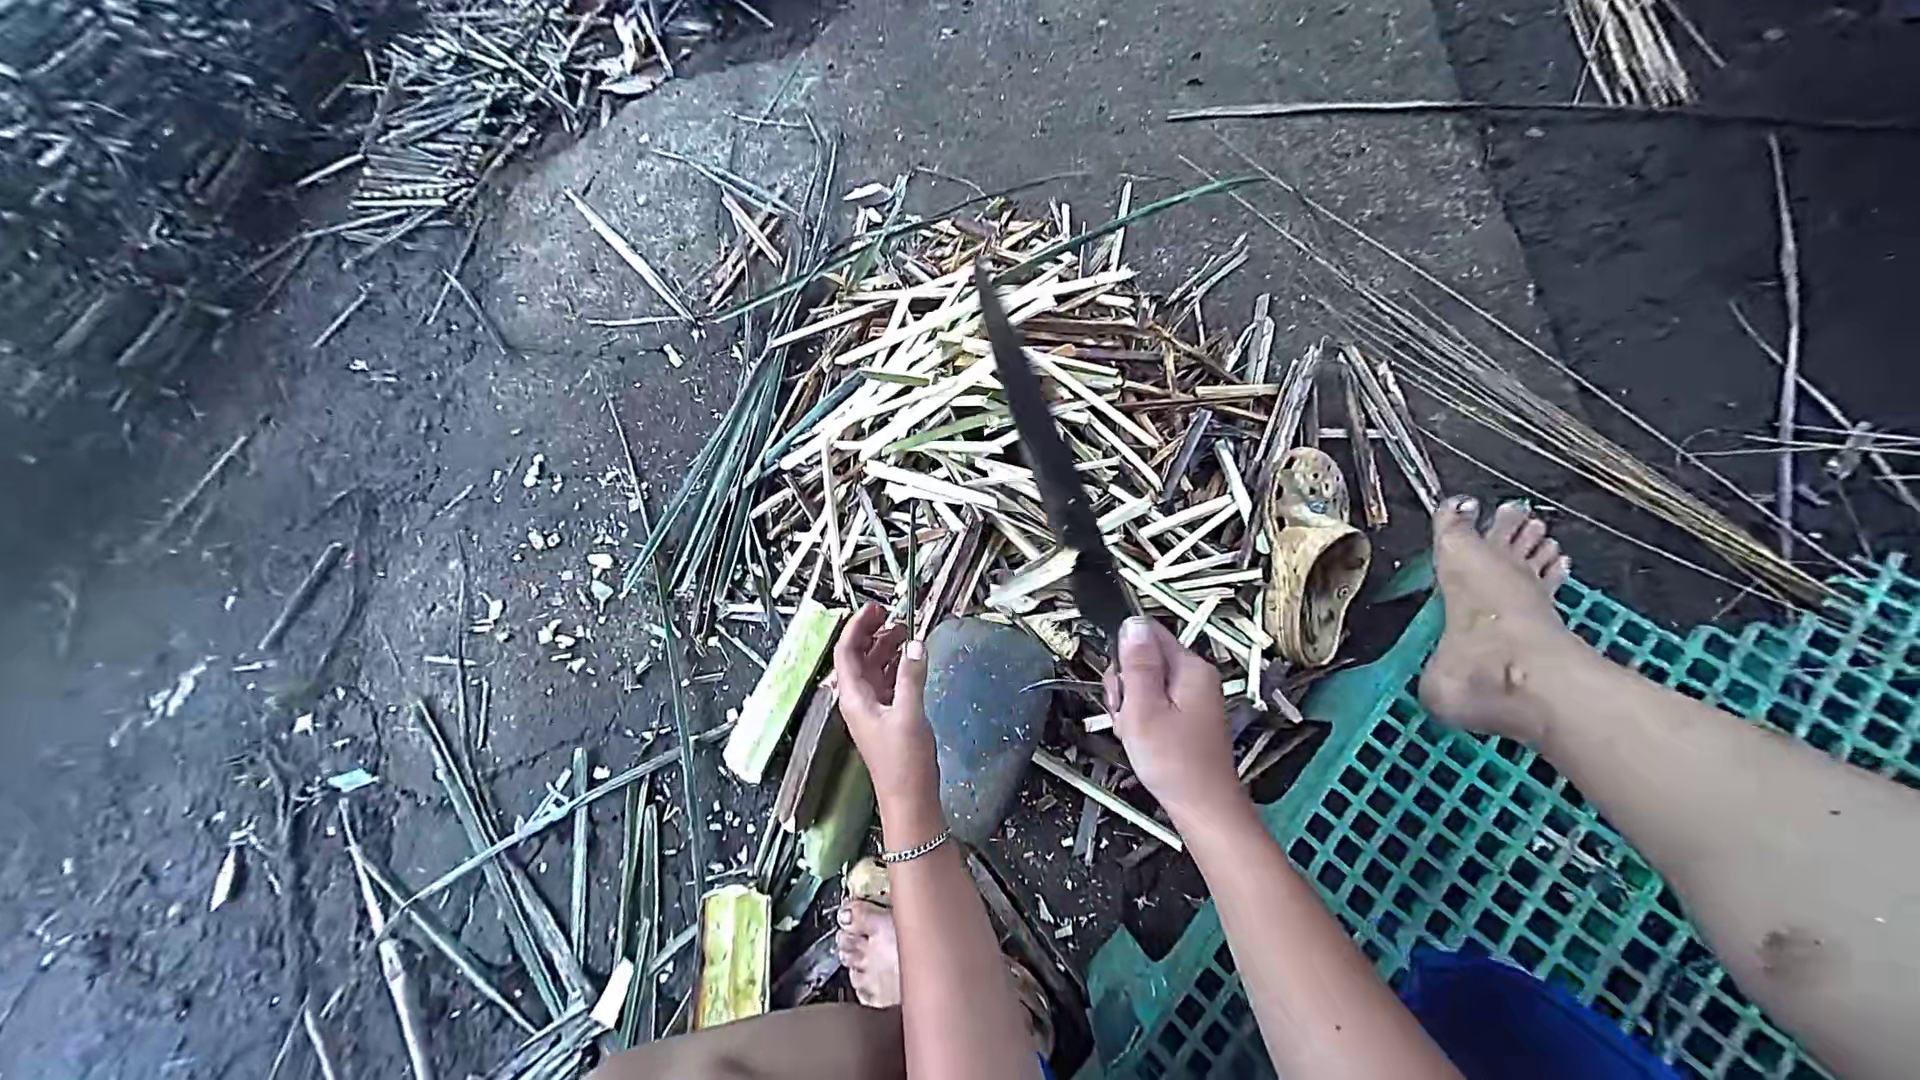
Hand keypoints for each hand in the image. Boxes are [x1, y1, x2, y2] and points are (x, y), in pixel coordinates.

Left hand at [833, 603, 937, 814]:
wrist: (910, 801)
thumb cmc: (903, 764)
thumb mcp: (909, 714)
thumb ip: (912, 676)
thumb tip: (915, 645)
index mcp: (854, 698)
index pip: (847, 652)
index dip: (857, 627)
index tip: (874, 609)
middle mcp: (859, 701)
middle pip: (860, 657)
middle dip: (874, 634)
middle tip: (893, 616)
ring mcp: (874, 709)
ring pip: (875, 668)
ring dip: (888, 648)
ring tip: (907, 632)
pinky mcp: (889, 717)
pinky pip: (889, 682)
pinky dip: (899, 666)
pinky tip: (913, 659)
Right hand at [1104, 616, 1245, 824]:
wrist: (1201, 807)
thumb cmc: (1176, 764)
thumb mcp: (1144, 707)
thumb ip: (1136, 662)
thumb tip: (1132, 622)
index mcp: (1190, 667)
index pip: (1146, 633)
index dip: (1123, 657)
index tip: (1122, 684)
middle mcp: (1195, 677)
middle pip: (1142, 658)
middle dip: (1125, 685)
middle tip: (1129, 713)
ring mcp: (1191, 696)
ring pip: (1143, 682)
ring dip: (1130, 705)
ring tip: (1136, 730)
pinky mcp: (1186, 714)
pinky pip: (1152, 702)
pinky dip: (1141, 718)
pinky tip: (1143, 738)